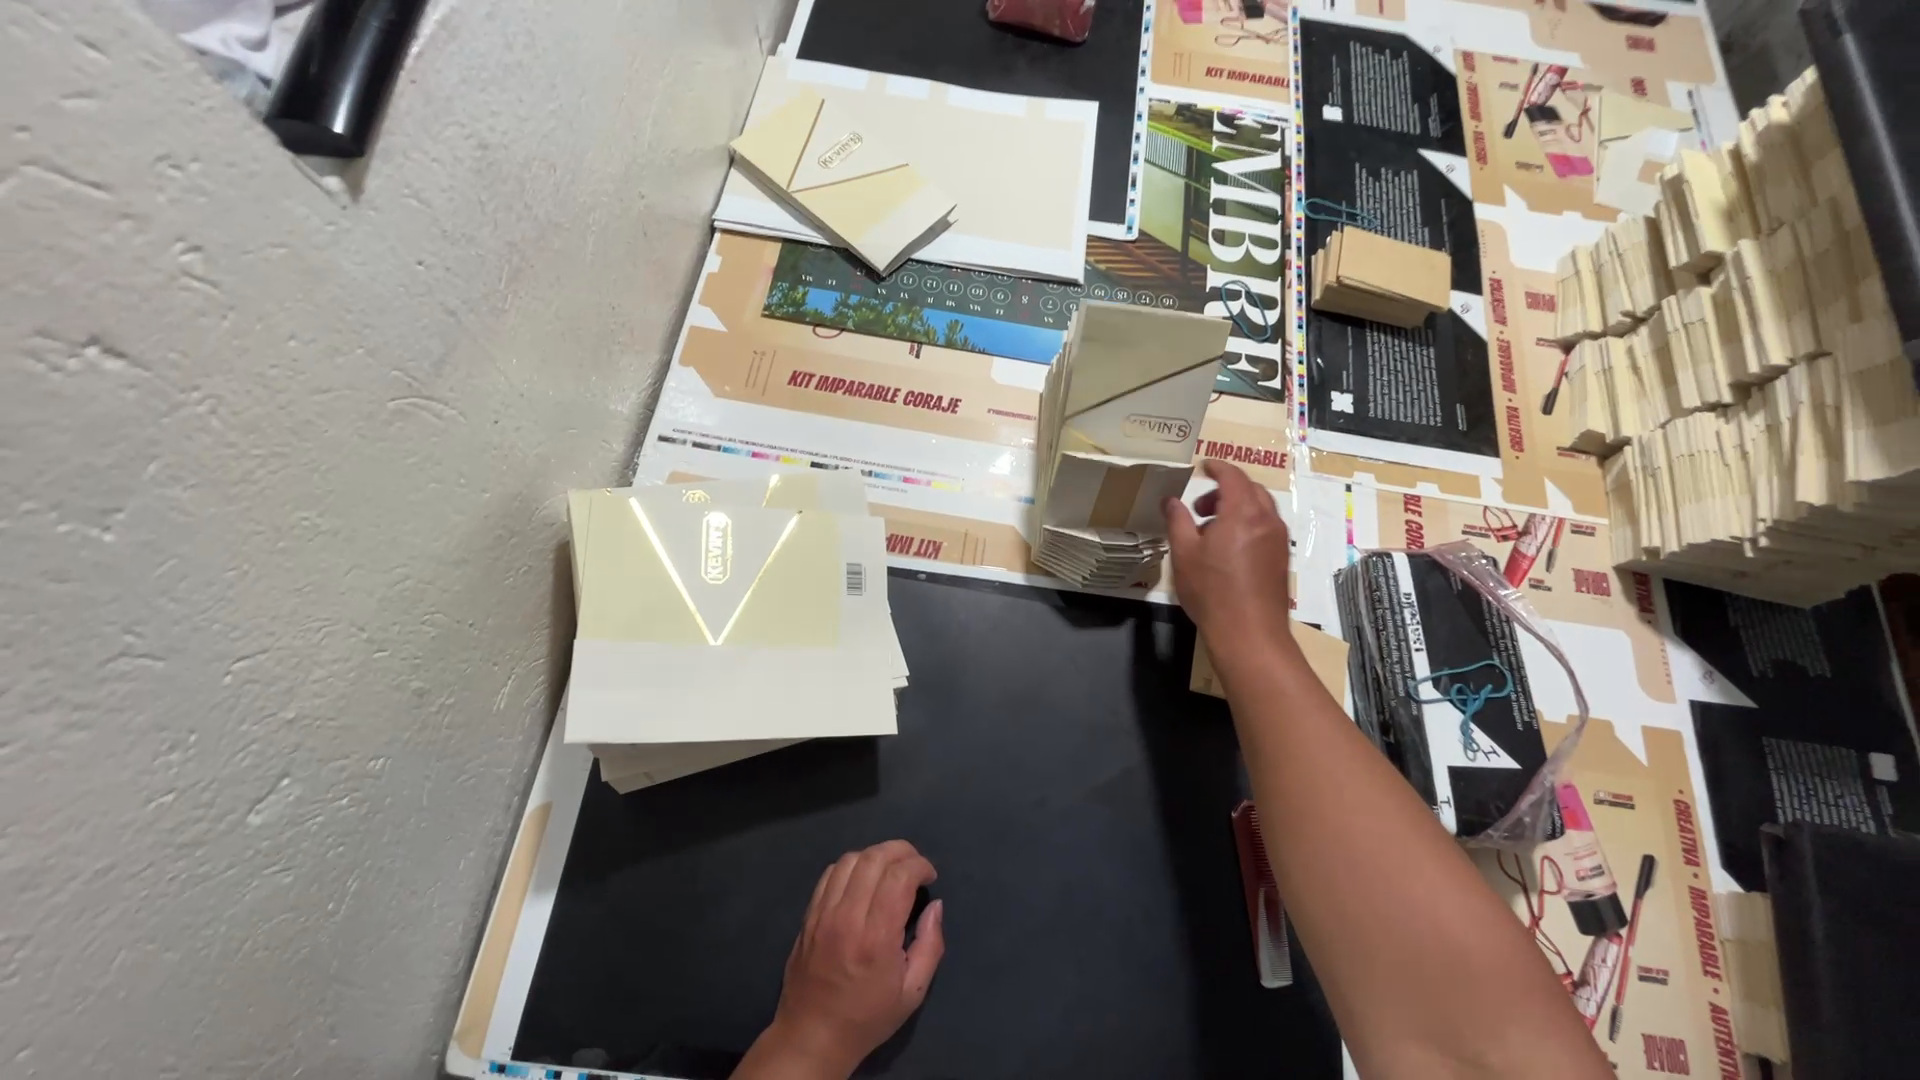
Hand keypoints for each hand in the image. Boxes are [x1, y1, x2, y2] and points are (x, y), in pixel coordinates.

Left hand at [740, 841, 944, 1078]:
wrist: (812, 1036)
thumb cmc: (867, 1018)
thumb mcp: (912, 992)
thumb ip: (931, 945)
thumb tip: (935, 906)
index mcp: (876, 938)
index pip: (898, 876)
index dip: (920, 866)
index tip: (930, 877)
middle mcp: (847, 917)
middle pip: (874, 858)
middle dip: (901, 851)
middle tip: (915, 865)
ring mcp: (823, 914)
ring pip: (850, 859)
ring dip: (876, 855)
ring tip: (891, 869)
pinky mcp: (808, 915)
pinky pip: (829, 873)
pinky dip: (851, 866)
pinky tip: (863, 879)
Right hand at [1164, 459, 1296, 671]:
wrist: (1249, 633)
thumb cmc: (1212, 592)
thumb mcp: (1184, 554)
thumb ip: (1177, 521)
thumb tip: (1171, 500)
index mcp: (1243, 513)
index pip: (1233, 476)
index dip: (1217, 467)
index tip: (1203, 467)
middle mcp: (1267, 521)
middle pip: (1250, 490)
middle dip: (1225, 490)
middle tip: (1200, 508)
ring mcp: (1278, 541)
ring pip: (1260, 509)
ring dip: (1237, 508)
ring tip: (1210, 531)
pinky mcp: (1281, 559)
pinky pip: (1265, 528)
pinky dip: (1247, 525)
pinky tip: (1227, 550)